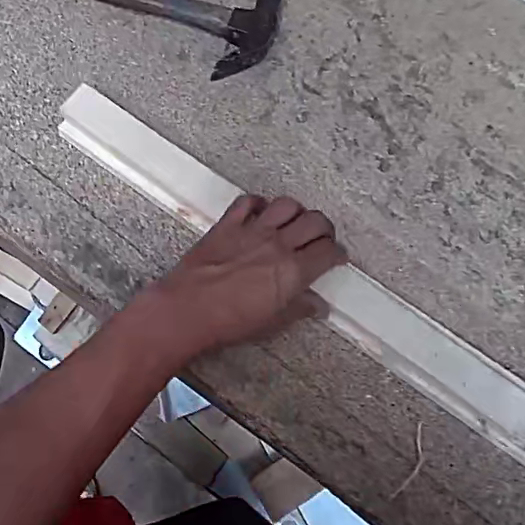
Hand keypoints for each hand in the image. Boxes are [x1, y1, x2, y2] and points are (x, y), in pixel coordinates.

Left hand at [122, 195, 346, 365]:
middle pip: (315, 222)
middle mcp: (277, 245)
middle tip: (322, 238)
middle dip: (325, 228)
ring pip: (287, 205)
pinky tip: (259, 212)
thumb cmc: (226, 321)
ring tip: (295, 222)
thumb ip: (299, 309)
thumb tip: (317, 306)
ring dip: (296, 211)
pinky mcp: (227, 225)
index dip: (337, 253)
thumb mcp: (272, 323)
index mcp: (292, 271)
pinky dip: (258, 203)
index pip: (328, 251)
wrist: (187, 310)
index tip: (336, 257)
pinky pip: (248, 202)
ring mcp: (252, 231)